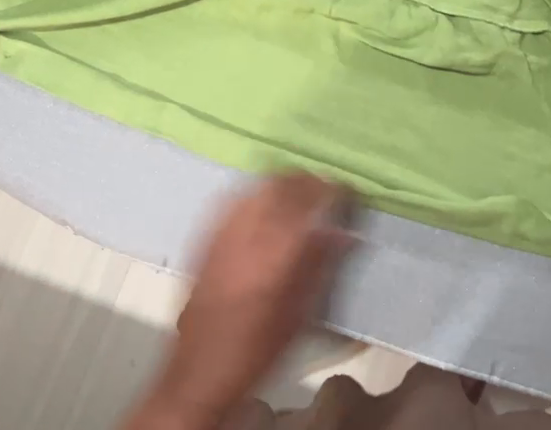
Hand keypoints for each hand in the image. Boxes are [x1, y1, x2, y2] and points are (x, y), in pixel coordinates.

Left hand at [129, 172, 355, 429]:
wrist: (200, 370)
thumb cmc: (259, 348)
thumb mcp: (302, 311)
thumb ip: (323, 263)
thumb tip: (345, 231)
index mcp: (280, 247)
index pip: (314, 197)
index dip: (336, 189)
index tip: (350, 194)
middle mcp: (250, 229)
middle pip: (285, 181)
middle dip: (310, 181)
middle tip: (327, 193)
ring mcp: (224, 229)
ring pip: (259, 184)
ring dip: (283, 183)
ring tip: (298, 197)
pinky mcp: (206, 235)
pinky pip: (236, 198)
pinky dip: (257, 194)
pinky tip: (264, 207)